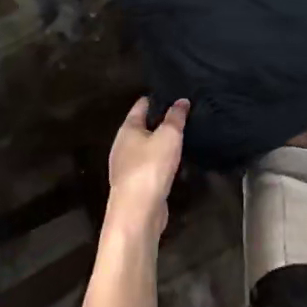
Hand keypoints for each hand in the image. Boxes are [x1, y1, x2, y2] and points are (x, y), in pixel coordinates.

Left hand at [104, 97, 188, 242]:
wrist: (137, 212)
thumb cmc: (150, 167)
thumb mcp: (168, 136)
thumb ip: (175, 117)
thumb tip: (181, 100)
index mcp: (127, 128)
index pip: (142, 105)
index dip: (158, 98)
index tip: (175, 93)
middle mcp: (123, 145)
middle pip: (143, 126)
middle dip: (161, 120)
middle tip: (183, 115)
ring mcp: (127, 167)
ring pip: (147, 147)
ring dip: (162, 144)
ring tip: (183, 137)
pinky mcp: (136, 186)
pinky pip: (150, 166)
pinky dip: (162, 163)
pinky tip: (175, 164)